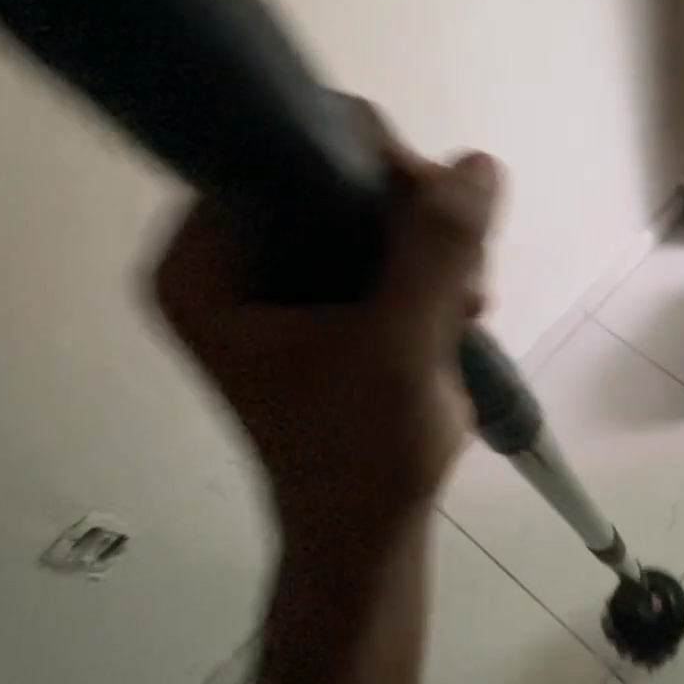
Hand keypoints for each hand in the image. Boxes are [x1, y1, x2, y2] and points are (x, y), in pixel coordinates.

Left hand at [151, 102, 500, 567]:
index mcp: (204, 263)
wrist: (369, 530)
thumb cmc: (361, 453)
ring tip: (466, 303)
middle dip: (412, 215)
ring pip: (368, 211)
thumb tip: (479, 163)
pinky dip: (430, 268)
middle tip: (461, 271)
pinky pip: (385, 247)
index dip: (363, 161)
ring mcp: (281, 280)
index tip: (428, 207)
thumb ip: (435, 251)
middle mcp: (234, 259)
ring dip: (432, 246)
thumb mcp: (397, 348)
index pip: (280, 153)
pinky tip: (461, 309)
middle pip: (333, 176)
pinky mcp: (324, 301)